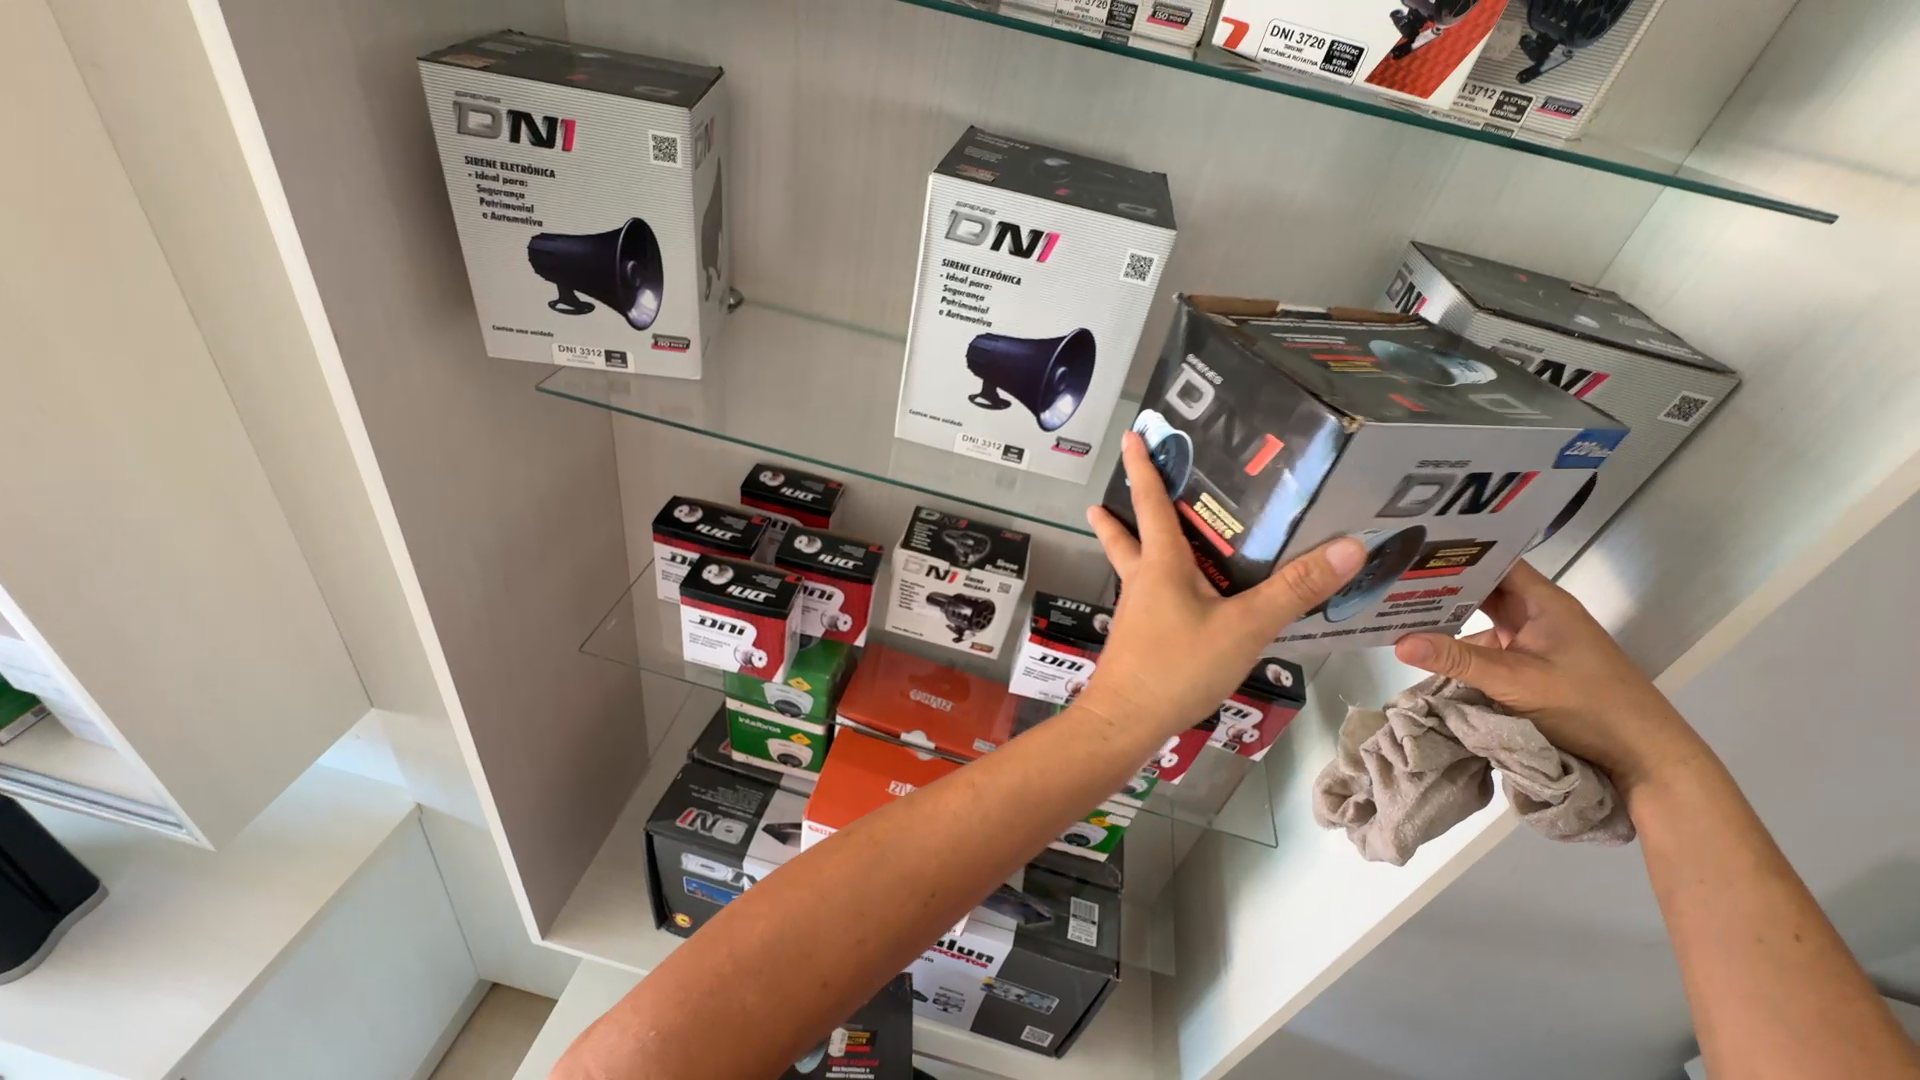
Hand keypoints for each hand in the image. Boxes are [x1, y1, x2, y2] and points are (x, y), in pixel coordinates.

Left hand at [1081, 432, 1364, 739]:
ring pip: (1134, 564)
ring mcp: (1137, 610)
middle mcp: (1143, 579)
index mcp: (1162, 564)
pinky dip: (1156, 580)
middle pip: (1131, 532)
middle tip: (1128, 480)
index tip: (1130, 436)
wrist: (1125, 722)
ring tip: (1134, 527)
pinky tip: (1174, 596)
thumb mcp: (1244, 627)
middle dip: (1127, 505)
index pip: (1151, 503)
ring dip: (1131, 540)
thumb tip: (1349, 545)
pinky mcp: (1139, 637)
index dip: (1143, 467)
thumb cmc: (1177, 667)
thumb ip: (1294, 590)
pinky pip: (1148, 595)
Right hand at [1393, 560, 1707, 795]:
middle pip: (1482, 588)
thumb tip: (1399, 643)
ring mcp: (1533, 640)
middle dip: (1440, 585)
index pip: (1494, 560)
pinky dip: (1458, 646)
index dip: (1456, 552)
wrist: (1643, 756)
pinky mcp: (1529, 664)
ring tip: (1394, 611)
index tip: (1410, 548)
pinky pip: (1485, 646)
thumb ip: (1458, 660)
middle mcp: (1537, 613)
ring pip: (1481, 618)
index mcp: (1542, 601)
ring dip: (1446, 618)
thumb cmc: (1589, 706)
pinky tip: (1425, 649)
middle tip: (1389, 579)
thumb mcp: (1517, 681)